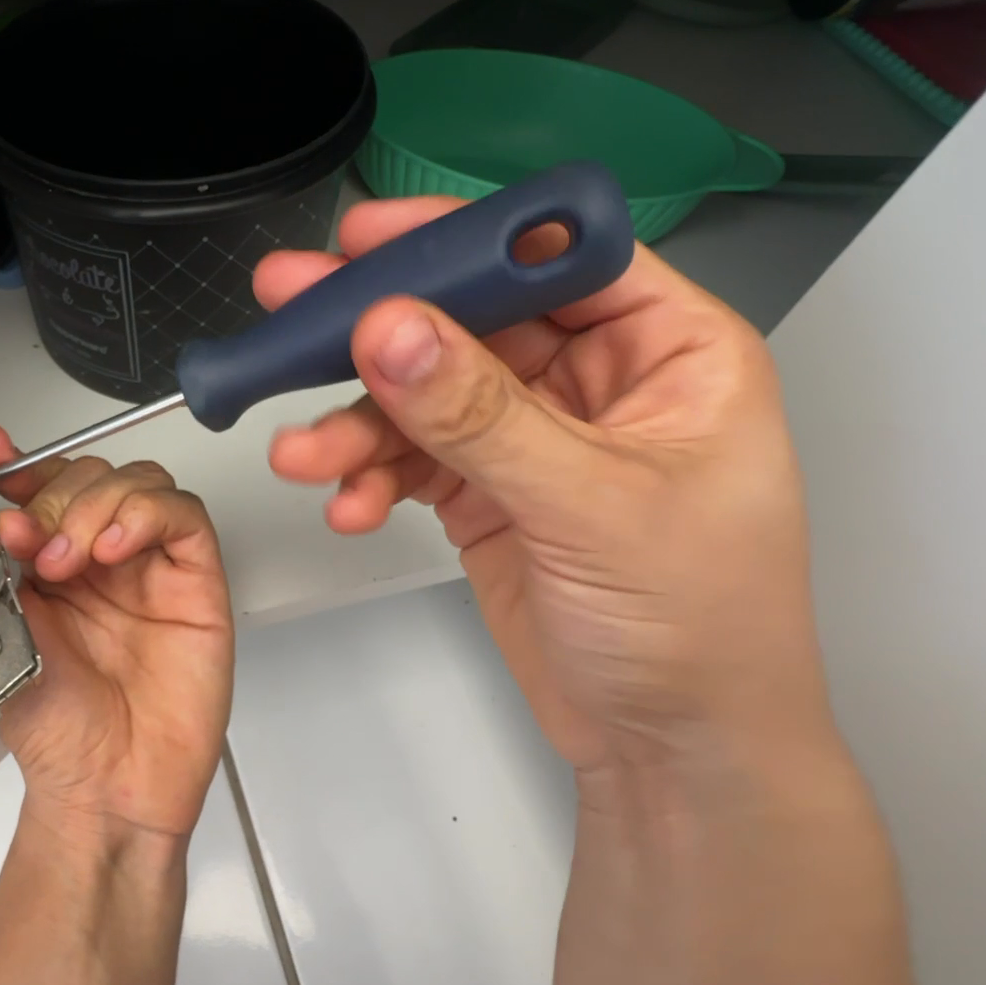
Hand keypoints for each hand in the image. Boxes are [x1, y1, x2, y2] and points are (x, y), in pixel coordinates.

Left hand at [0, 426, 232, 842]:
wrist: (107, 785)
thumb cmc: (54, 726)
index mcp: (50, 567)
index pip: (41, 486)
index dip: (16, 460)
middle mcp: (101, 559)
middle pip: (91, 473)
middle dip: (51, 493)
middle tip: (26, 540)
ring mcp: (149, 567)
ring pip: (139, 481)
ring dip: (94, 503)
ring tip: (70, 558)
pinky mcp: (194, 581)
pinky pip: (182, 516)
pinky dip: (145, 514)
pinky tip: (113, 547)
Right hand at [259, 198, 830, 778]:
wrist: (669, 746)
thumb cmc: (696, 629)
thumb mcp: (589, 507)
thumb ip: (479, 416)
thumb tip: (391, 332)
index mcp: (665, 351)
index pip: (553, 258)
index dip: (460, 238)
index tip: (367, 238)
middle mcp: (591, 383)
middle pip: (466, 324)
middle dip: (375, 330)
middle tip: (289, 314)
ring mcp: (528, 440)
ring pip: (421, 399)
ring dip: (356, 428)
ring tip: (305, 457)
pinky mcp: (483, 493)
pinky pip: (408, 461)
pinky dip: (371, 480)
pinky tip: (351, 506)